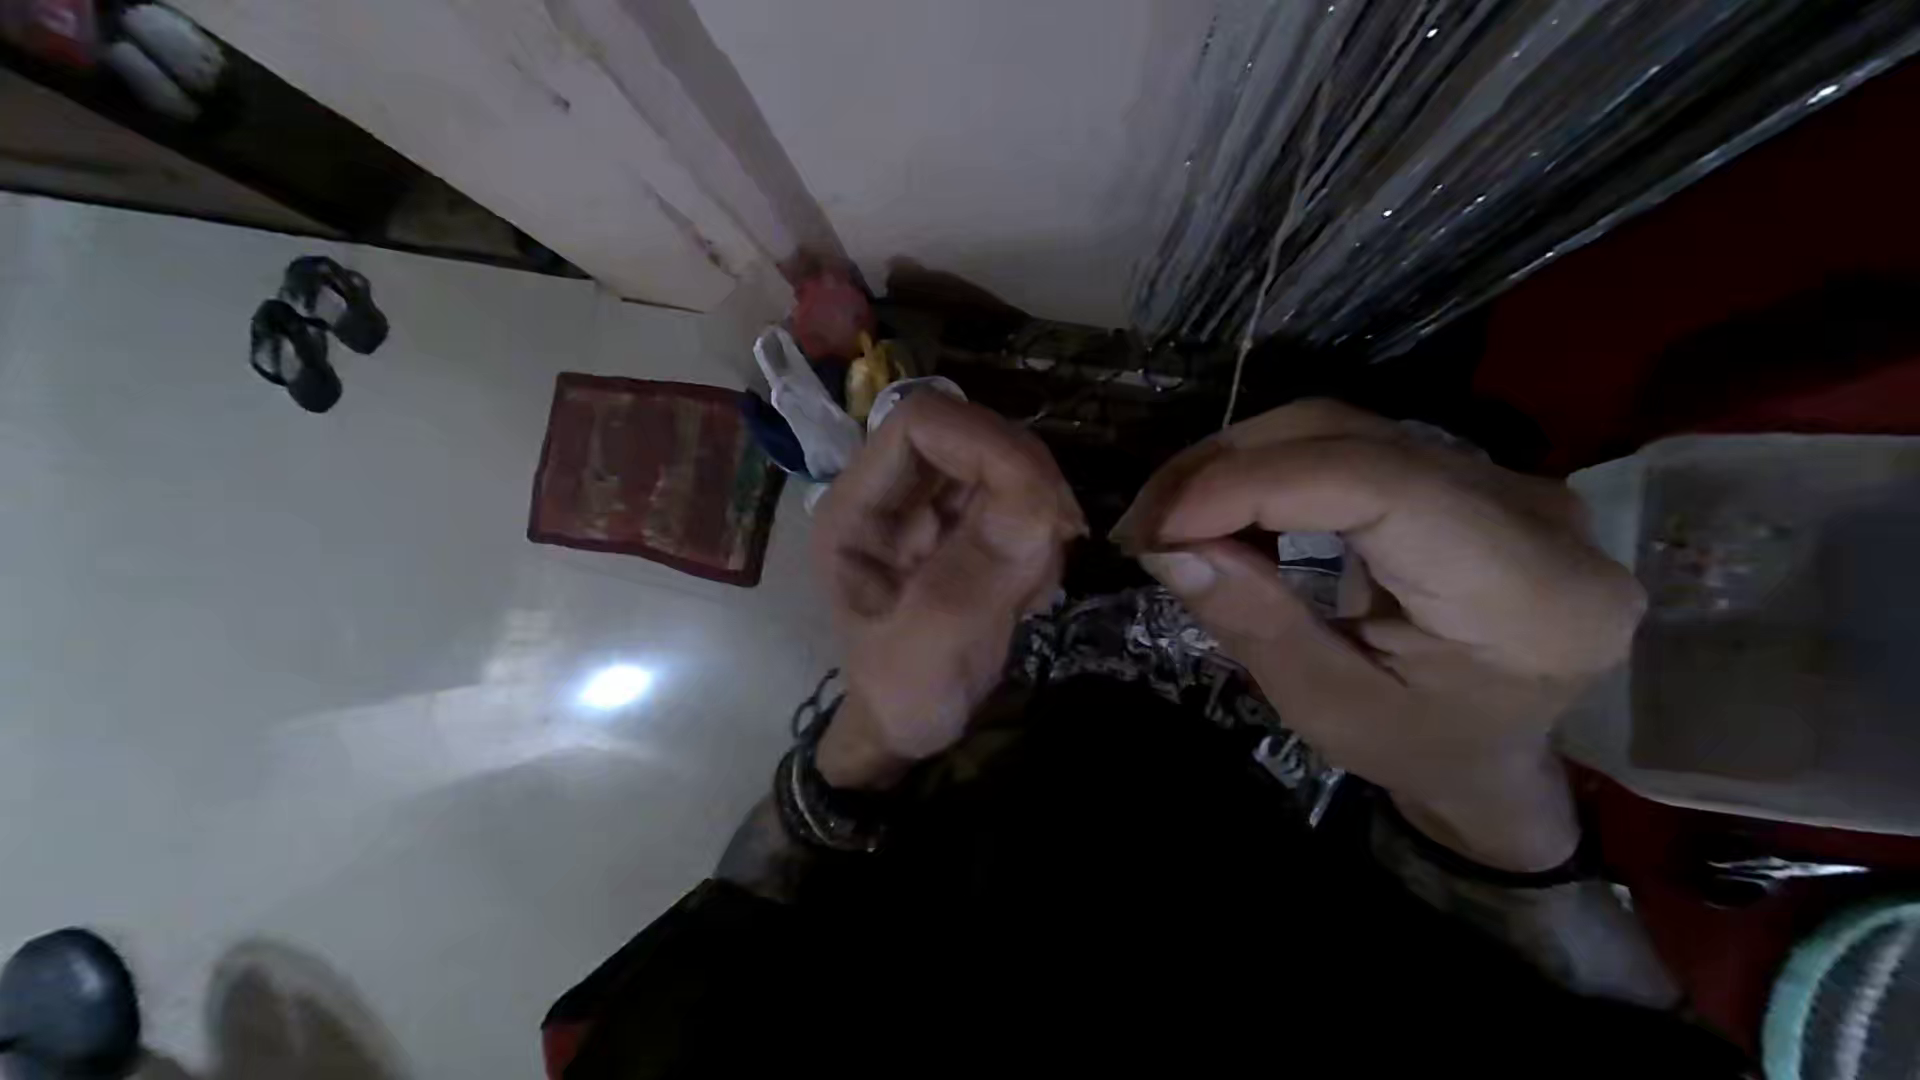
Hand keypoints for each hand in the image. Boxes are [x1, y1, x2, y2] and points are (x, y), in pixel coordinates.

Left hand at [811, 393, 1084, 790]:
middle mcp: (895, 494)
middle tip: (1055, 545)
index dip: (985, 443)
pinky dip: (1044, 539)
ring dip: (1040, 519)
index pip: (920, 422)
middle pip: (975, 433)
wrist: (913, 727)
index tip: (1041, 504)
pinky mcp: (968, 527)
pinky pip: (1025, 501)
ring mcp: (934, 508)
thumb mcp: (928, 648)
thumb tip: (1039, 503)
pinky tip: (1028, 593)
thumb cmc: (901, 696)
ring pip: (1010, 466)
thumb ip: (975, 574)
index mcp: (859, 508)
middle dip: (1027, 484)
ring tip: (1030, 589)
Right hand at [1116, 401, 1643, 870]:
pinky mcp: (1456, 473)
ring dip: (1232, 464)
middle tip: (1145, 522)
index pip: (1375, 485)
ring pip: (1335, 428)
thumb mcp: (1327, 708)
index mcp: (1527, 592)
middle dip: (1224, 469)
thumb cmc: (1417, 749)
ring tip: (1169, 516)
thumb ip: (1256, 623)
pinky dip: (1261, 470)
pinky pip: (1339, 444)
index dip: (1251, 488)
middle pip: (1346, 436)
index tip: (1157, 528)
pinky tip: (1217, 508)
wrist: (1489, 750)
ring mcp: (1498, 479)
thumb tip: (1168, 548)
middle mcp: (1531, 510)